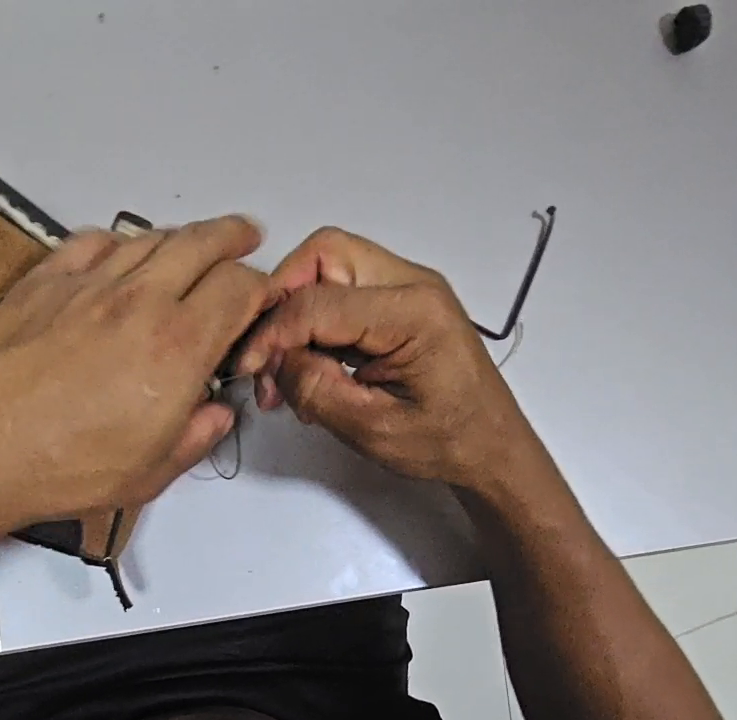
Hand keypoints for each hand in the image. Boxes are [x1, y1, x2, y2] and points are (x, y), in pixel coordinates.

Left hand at [0, 215, 273, 536]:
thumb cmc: (66, 467)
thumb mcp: (153, 472)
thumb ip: (198, 435)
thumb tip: (217, 413)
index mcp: (179, 347)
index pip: (240, 289)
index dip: (261, 289)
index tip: (261, 299)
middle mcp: (141, 301)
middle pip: (203, 245)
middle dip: (233, 238)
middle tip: (246, 238)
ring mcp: (90, 284)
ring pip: (151, 238)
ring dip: (183, 236)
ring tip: (195, 241)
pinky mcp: (45, 281)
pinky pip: (93, 241)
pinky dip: (119, 241)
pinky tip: (121, 252)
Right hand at [236, 227, 542, 489]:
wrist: (490, 448)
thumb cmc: (443, 443)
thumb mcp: (372, 429)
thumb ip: (315, 389)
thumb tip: (272, 360)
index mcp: (413, 312)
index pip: (317, 301)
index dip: (270, 334)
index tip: (247, 372)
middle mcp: (411, 283)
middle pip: (321, 255)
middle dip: (280, 302)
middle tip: (266, 360)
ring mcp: (405, 287)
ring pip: (326, 268)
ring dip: (293, 316)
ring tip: (284, 375)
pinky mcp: (396, 302)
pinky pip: (339, 292)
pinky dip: (311, 325)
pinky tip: (307, 369)